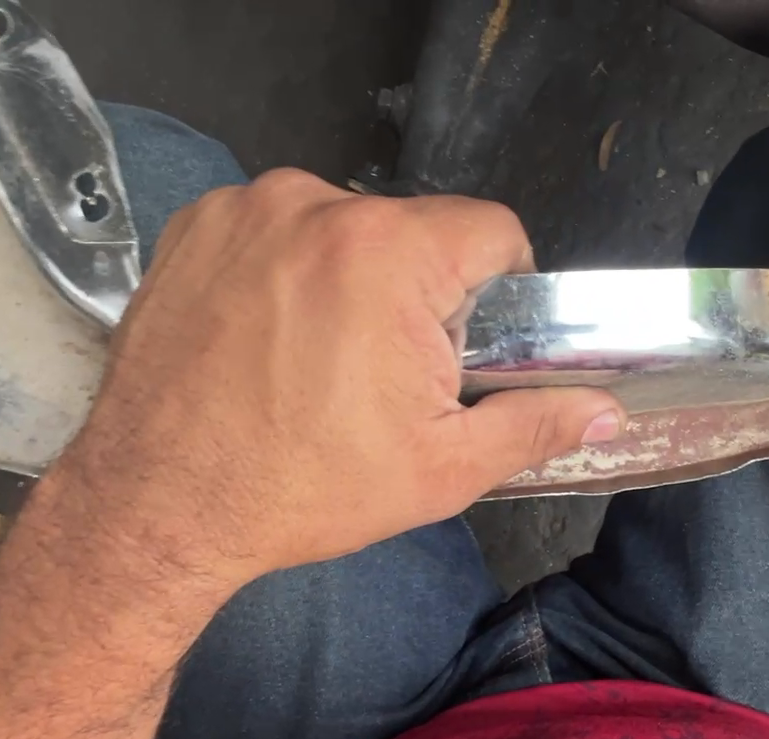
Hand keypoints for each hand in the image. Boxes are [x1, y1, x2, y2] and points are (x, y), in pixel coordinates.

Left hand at [35, 169, 623, 588]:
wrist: (160, 505)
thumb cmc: (309, 490)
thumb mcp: (444, 468)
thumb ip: (535, 424)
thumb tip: (608, 411)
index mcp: (387, 254)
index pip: (492, 230)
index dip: (502, 290)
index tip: (474, 345)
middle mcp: (314, 203)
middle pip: (417, 233)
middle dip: (426, 296)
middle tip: (394, 377)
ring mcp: (245, 208)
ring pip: (348, 231)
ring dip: (358, 284)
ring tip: (326, 364)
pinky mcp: (196, 225)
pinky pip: (281, 233)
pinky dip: (293, 275)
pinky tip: (272, 342)